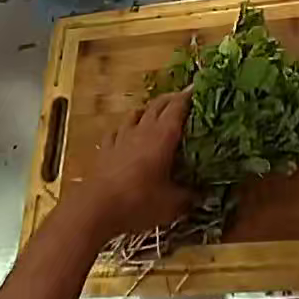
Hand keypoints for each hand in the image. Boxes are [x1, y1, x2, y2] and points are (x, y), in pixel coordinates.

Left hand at [60, 90, 192, 244]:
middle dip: (171, 98)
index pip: (177, 107)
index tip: (196, 89)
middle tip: (182, 97)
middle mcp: (142, 130)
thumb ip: (188, 197)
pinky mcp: (105, 150)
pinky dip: (124, 129)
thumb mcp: (172, 204)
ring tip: (154, 112)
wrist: (96, 209)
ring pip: (135, 114)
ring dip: (147, 110)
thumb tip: (203, 194)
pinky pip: (116, 132)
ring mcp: (121, 138)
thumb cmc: (139, 202)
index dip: (188, 97)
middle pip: (157, 105)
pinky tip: (125, 134)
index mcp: (163, 136)